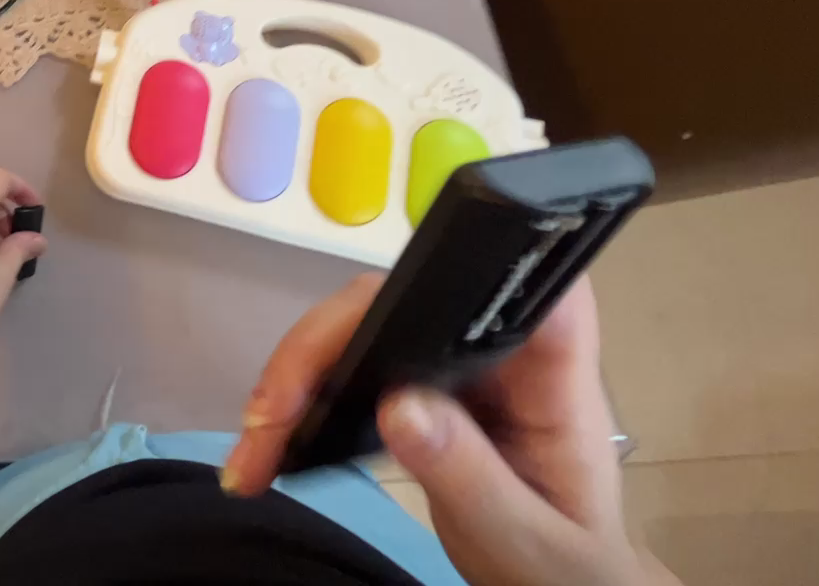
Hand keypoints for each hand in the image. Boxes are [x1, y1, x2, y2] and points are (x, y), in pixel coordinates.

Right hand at [223, 275, 677, 585]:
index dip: (455, 264)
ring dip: (291, 376)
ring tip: (255, 443)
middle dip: (317, 349)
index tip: (379, 305)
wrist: (546, 580)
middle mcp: (485, 341)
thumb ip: (475, 478)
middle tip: (269, 416)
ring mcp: (437, 352)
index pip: (507, 282)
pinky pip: (337, 359)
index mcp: (546, 369)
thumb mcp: (531, 543)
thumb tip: (396, 406)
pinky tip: (264, 441)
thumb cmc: (563, 565)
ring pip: (350, 326)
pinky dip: (292, 397)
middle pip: (389, 302)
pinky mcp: (402, 371)